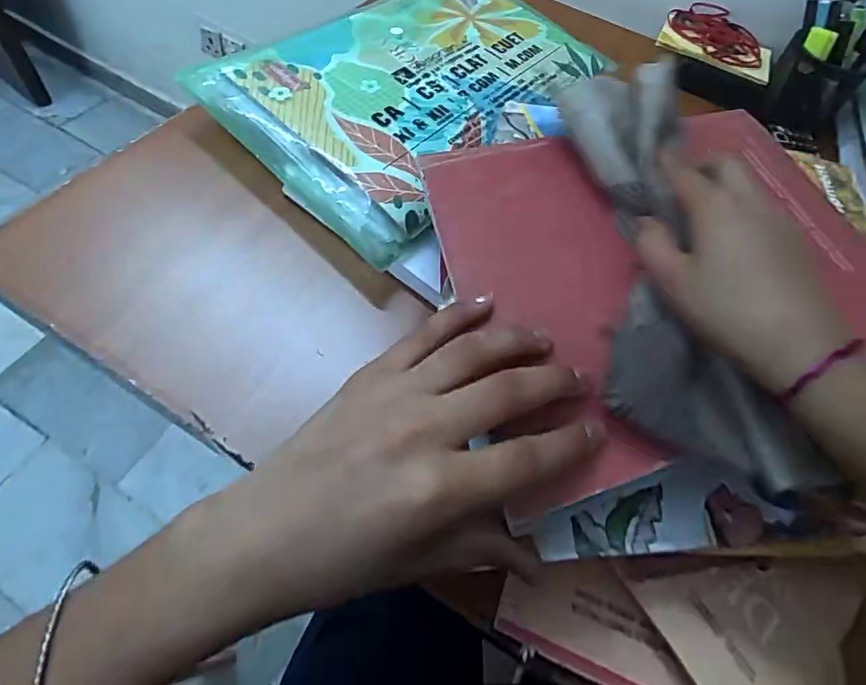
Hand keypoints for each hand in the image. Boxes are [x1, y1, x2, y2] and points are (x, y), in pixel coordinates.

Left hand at [186, 297, 600, 622]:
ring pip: (469, 352)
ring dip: (513, 340)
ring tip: (543, 338)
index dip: (568, 444)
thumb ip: (481, 546)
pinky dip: (457, 315)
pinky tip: (484, 304)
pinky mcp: (373, 371)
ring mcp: (396, 391)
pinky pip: (424, 335)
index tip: (595, 429)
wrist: (270, 527)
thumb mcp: (418, 562)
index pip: (525, 459)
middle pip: (505, 392)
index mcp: (440, 487)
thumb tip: (537, 555)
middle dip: (551, 381)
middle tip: (578, 376)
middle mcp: (424, 428)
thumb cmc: (345, 557)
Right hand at [634, 152, 852, 392]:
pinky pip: (763, 207)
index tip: (651, 160)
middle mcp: (750, 201)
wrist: (805, 348)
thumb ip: (651, 244)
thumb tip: (650, 222)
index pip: (683, 170)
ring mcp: (780, 218)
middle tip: (680, 188)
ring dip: (724, 186)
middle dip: (700, 165)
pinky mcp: (798, 240)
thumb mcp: (673, 283)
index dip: (664, 163)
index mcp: (715, 205)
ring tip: (706, 217)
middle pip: (725, 163)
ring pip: (748, 183)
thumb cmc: (728, 311)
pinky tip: (737, 241)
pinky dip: (743, 208)